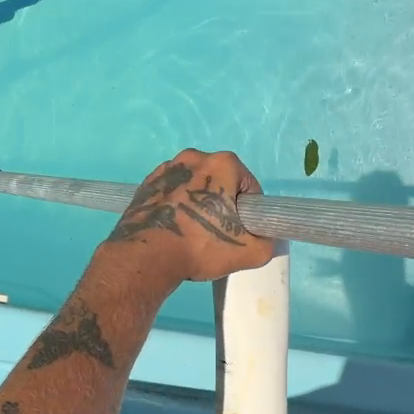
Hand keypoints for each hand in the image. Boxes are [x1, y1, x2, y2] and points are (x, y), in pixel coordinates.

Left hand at [101, 149, 274, 281]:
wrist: (145, 255)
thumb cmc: (200, 247)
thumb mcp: (252, 251)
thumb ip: (269, 240)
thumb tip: (264, 237)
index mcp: (221, 163)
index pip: (248, 186)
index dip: (248, 210)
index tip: (238, 228)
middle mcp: (191, 158)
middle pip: (219, 182)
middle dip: (221, 202)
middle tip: (216, 230)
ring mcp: (164, 169)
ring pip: (193, 186)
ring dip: (196, 202)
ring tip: (192, 230)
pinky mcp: (144, 183)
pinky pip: (170, 192)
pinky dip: (175, 204)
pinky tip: (173, 225)